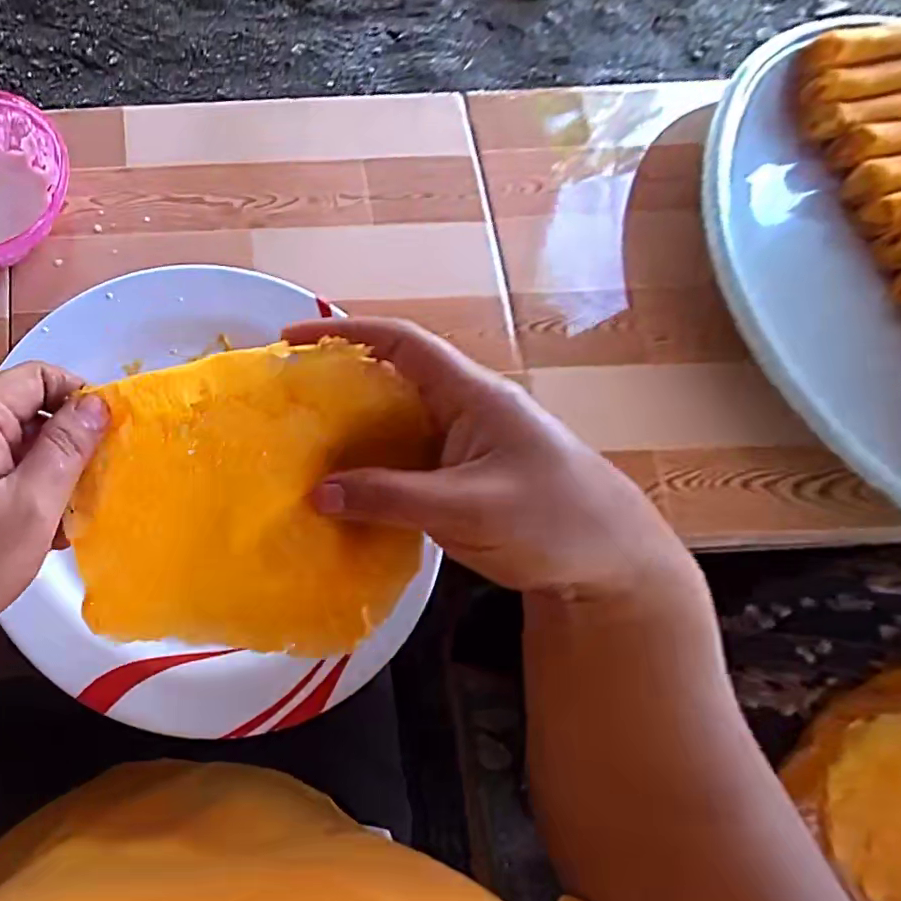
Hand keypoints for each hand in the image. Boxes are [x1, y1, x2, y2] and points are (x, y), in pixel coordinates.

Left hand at [0, 362, 108, 659]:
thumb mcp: (32, 508)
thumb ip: (67, 448)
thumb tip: (96, 403)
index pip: (37, 376)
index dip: (78, 397)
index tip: (106, 436)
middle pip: (21, 408)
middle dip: (61, 441)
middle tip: (86, 487)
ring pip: (6, 440)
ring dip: (41, 469)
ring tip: (60, 517)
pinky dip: (14, 484)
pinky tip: (29, 526)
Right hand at [282, 317, 691, 599]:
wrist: (613, 568)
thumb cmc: (555, 523)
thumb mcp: (466, 508)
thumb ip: (389, 498)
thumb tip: (317, 492)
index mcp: (471, 395)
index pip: (401, 343)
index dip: (345, 332)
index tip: (293, 337)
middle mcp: (461, 410)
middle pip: (388, 379)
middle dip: (336, 381)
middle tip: (287, 399)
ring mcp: (458, 444)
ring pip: (390, 423)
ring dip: (347, 430)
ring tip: (301, 444)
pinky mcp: (454, 476)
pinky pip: (398, 460)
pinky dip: (365, 467)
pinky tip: (340, 487)